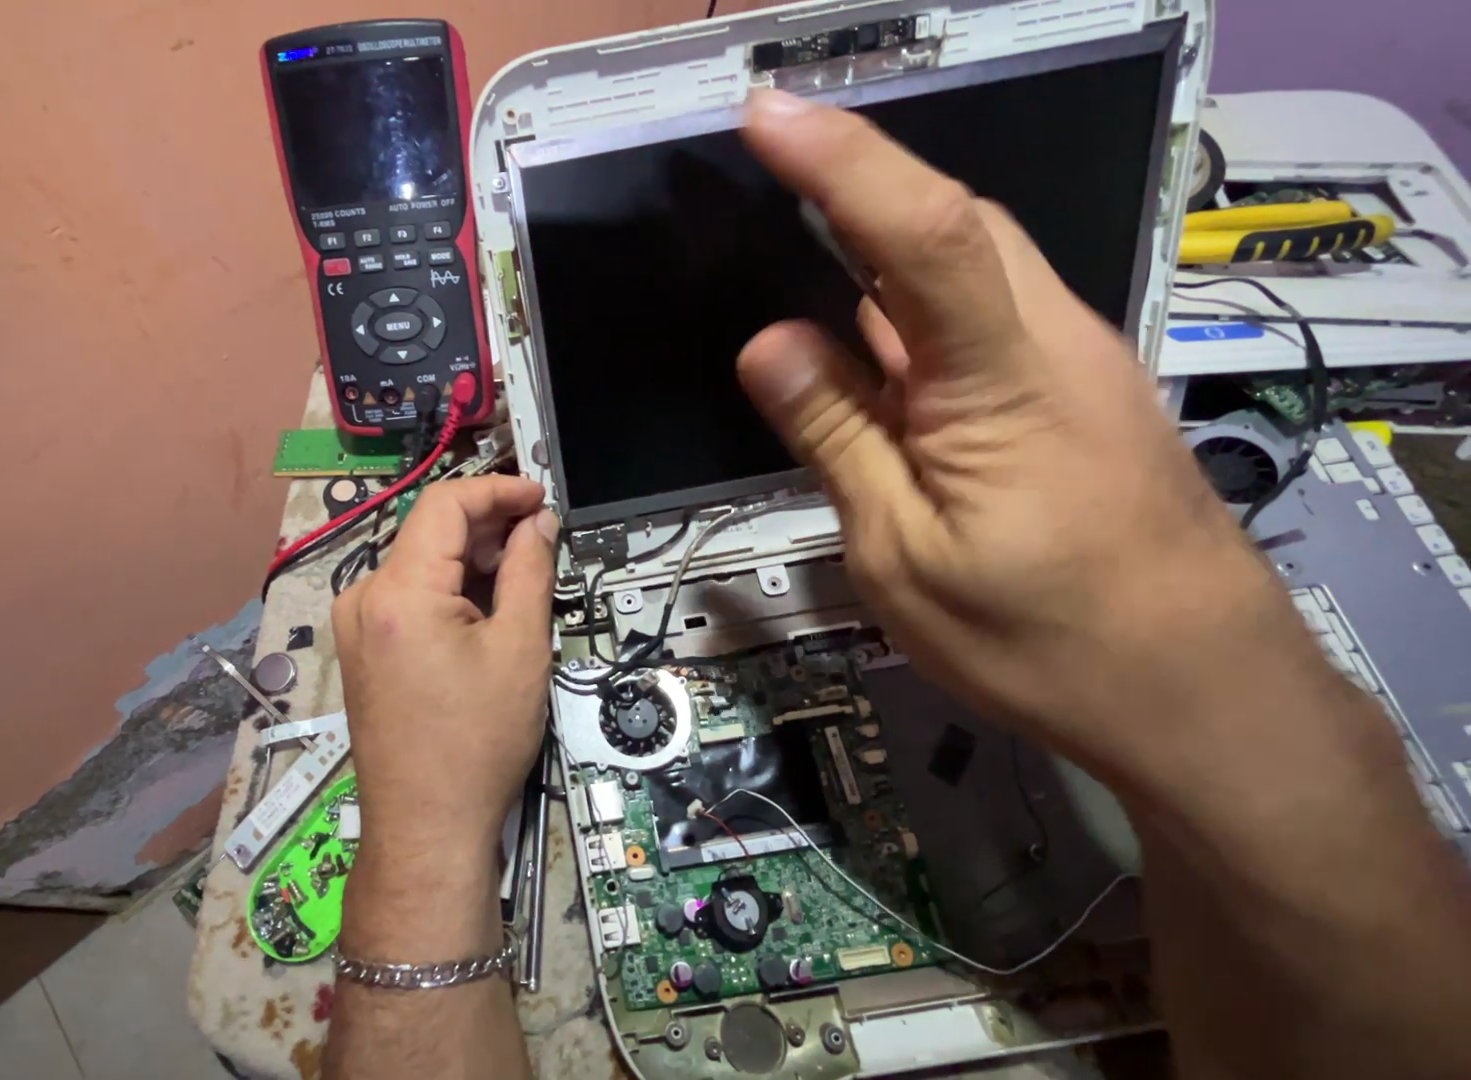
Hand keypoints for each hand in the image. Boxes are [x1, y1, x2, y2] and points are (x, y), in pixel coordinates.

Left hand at [332, 475, 559, 851]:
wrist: (426, 825)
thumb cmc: (477, 743)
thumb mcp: (519, 649)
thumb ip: (529, 570)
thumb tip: (538, 522)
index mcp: (398, 592)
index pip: (445, 505)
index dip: (498, 490)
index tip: (540, 497)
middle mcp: (363, 598)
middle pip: (429, 531)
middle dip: (488, 526)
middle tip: (539, 538)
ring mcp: (355, 625)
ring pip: (419, 563)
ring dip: (469, 559)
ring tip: (519, 576)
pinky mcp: (361, 648)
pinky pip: (406, 595)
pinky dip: (447, 588)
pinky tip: (484, 606)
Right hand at [732, 90, 1346, 796]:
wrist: (1200, 696)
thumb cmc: (1039, 639)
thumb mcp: (901, 554)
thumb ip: (838, 438)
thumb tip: (768, 344)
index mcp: (1002, 381)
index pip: (920, 232)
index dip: (843, 160)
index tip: (768, 113)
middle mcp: (1051, 344)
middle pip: (957, 224)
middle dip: (862, 186)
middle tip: (770, 177)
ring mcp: (1074, 366)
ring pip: (969, 274)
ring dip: (883, 255)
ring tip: (800, 269)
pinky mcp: (1075, 398)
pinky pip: (980, 326)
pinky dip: (913, 316)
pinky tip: (871, 361)